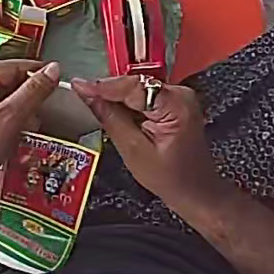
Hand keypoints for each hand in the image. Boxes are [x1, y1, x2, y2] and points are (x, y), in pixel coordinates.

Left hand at [0, 60, 61, 208]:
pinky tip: (23, 136)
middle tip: (49, 106)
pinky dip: (16, 126)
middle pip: (11, 84)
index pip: (12, 66)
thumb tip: (51, 71)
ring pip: (8, 103)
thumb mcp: (8, 118)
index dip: (37, 72)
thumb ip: (32, 92)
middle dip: (31, 96)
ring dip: (25, 113)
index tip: (57, 79)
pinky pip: (3, 120)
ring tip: (35, 124)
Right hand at [70, 76, 229, 210]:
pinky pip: (143, 96)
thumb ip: (110, 118)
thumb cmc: (170, 177)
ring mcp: (178, 97)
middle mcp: (180, 94)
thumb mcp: (133, 150)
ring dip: (114, 97)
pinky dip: (125, 103)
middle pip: (135, 84)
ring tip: (91, 103)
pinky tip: (111, 110)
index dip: (103, 86)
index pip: (133, 86)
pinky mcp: (173, 102)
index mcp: (176, 106)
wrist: (195, 190)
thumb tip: (88, 94)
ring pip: (136, 88)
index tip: (78, 85)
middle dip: (107, 90)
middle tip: (80, 94)